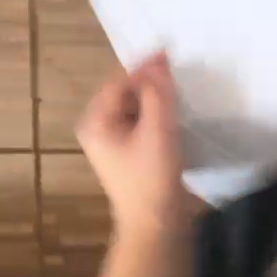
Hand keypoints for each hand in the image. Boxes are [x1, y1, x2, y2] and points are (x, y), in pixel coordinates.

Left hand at [77, 54, 197, 236]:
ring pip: (136, 105)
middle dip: (150, 81)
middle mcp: (99, 127)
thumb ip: (157, 93)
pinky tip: (176, 113)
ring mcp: (113, 140)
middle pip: (126, 91)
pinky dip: (158, 112)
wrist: (155, 222)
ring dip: (156, 96)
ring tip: (181, 90)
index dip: (145, 66)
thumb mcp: (157, 129)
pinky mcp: (130, 150)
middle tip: (180, 72)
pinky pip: (142, 120)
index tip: (172, 53)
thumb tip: (158, 60)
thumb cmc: (152, 176)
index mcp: (95, 120)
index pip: (120, 80)